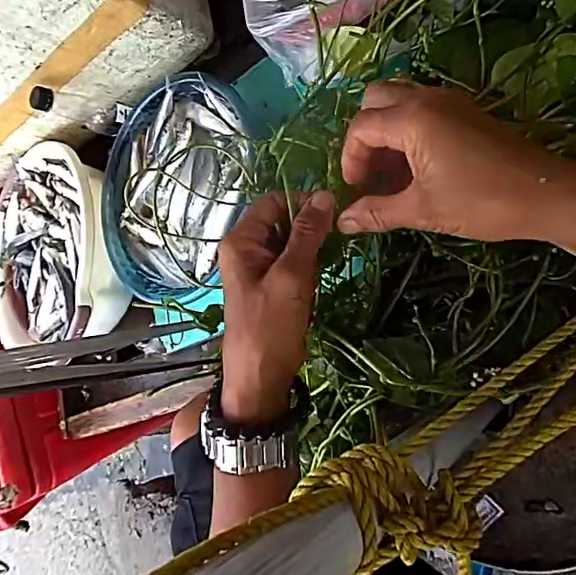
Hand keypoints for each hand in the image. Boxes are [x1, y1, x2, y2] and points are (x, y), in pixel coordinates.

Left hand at [217, 190, 333, 423]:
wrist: (260, 378)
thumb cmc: (270, 326)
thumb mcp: (291, 277)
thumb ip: (307, 234)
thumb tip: (326, 196)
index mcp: (241, 240)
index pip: (273, 201)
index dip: (302, 202)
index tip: (334, 212)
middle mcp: (246, 248)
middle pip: (283, 220)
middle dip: (309, 231)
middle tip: (331, 247)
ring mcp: (259, 267)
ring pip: (292, 243)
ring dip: (310, 254)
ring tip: (316, 275)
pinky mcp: (272, 284)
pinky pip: (293, 264)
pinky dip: (308, 270)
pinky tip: (314, 285)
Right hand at [337, 81, 575, 242]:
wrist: (550, 194)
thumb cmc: (483, 202)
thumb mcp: (424, 210)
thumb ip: (378, 212)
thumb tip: (343, 222)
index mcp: (413, 118)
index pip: (360, 127)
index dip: (350, 158)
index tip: (357, 189)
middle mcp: (427, 99)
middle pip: (375, 99)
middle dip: (364, 134)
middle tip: (371, 171)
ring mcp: (450, 100)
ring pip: (399, 99)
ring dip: (386, 129)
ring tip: (392, 170)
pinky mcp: (466, 110)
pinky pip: (422, 107)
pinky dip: (408, 128)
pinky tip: (418, 165)